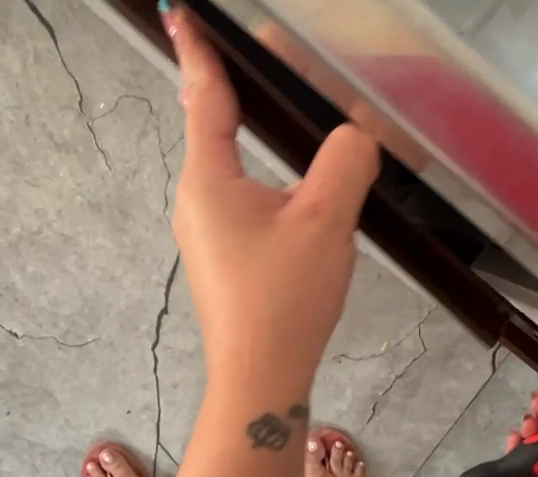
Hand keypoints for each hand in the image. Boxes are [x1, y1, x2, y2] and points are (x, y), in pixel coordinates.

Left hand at [167, 8, 380, 386]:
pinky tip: (303, 190)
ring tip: (303, 120)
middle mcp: (196, 205)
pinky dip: (273, 184)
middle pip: (220, 128)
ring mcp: (207, 238)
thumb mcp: (325, 218)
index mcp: (208, 181)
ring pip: (237, 171)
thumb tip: (354, 136)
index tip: (183, 14)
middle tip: (285, 62)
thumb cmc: (283, 300)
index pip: (203, 96)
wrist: (262, 378)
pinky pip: (247, 205)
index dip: (200, 50)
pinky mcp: (225, 264)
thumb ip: (345, 159)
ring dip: (267, 142)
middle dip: (250, 91)